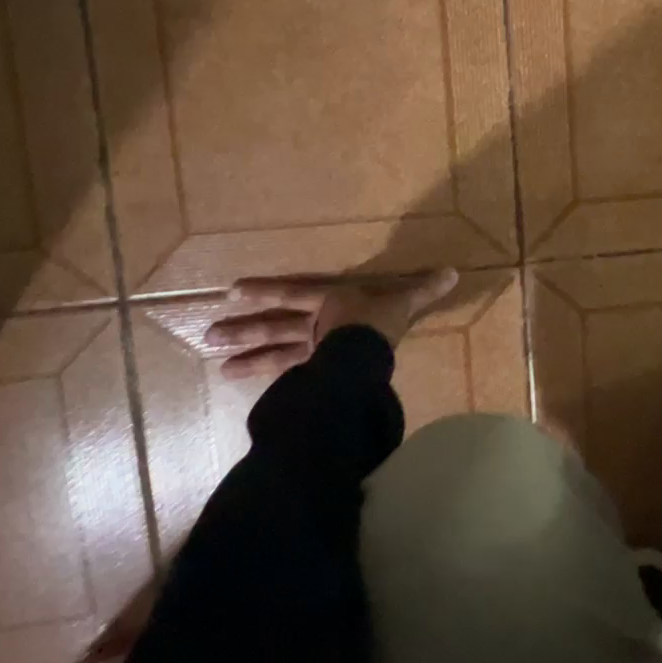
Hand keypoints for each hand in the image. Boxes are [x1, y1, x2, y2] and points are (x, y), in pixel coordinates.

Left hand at [203, 267, 459, 378]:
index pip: (292, 294)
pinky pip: (289, 377)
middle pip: (274, 327)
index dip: (264, 293)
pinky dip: (269, 383)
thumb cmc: (382, 320)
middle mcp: (314, 326)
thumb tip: (453, 272)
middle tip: (208, 335)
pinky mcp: (316, 372)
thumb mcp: (406, 300)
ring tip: (218, 368)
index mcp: (331, 302)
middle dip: (243, 330)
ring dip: (247, 359)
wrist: (370, 349)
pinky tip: (245, 390)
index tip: (232, 292)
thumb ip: (425, 288)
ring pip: (274, 354)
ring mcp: (313, 351)